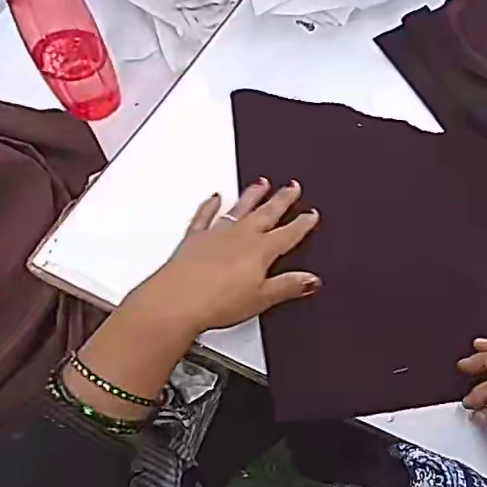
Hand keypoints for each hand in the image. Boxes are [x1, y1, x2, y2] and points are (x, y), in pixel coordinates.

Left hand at [124, 178, 320, 339]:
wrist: (176, 302)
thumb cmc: (216, 301)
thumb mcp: (262, 298)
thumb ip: (289, 286)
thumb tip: (311, 280)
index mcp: (260, 251)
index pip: (288, 234)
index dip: (302, 224)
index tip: (311, 215)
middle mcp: (240, 237)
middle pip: (267, 213)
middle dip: (282, 200)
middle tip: (292, 187)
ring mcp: (216, 234)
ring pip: (240, 208)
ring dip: (252, 195)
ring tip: (261, 183)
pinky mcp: (194, 239)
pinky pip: (205, 215)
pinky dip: (211, 205)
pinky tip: (215, 197)